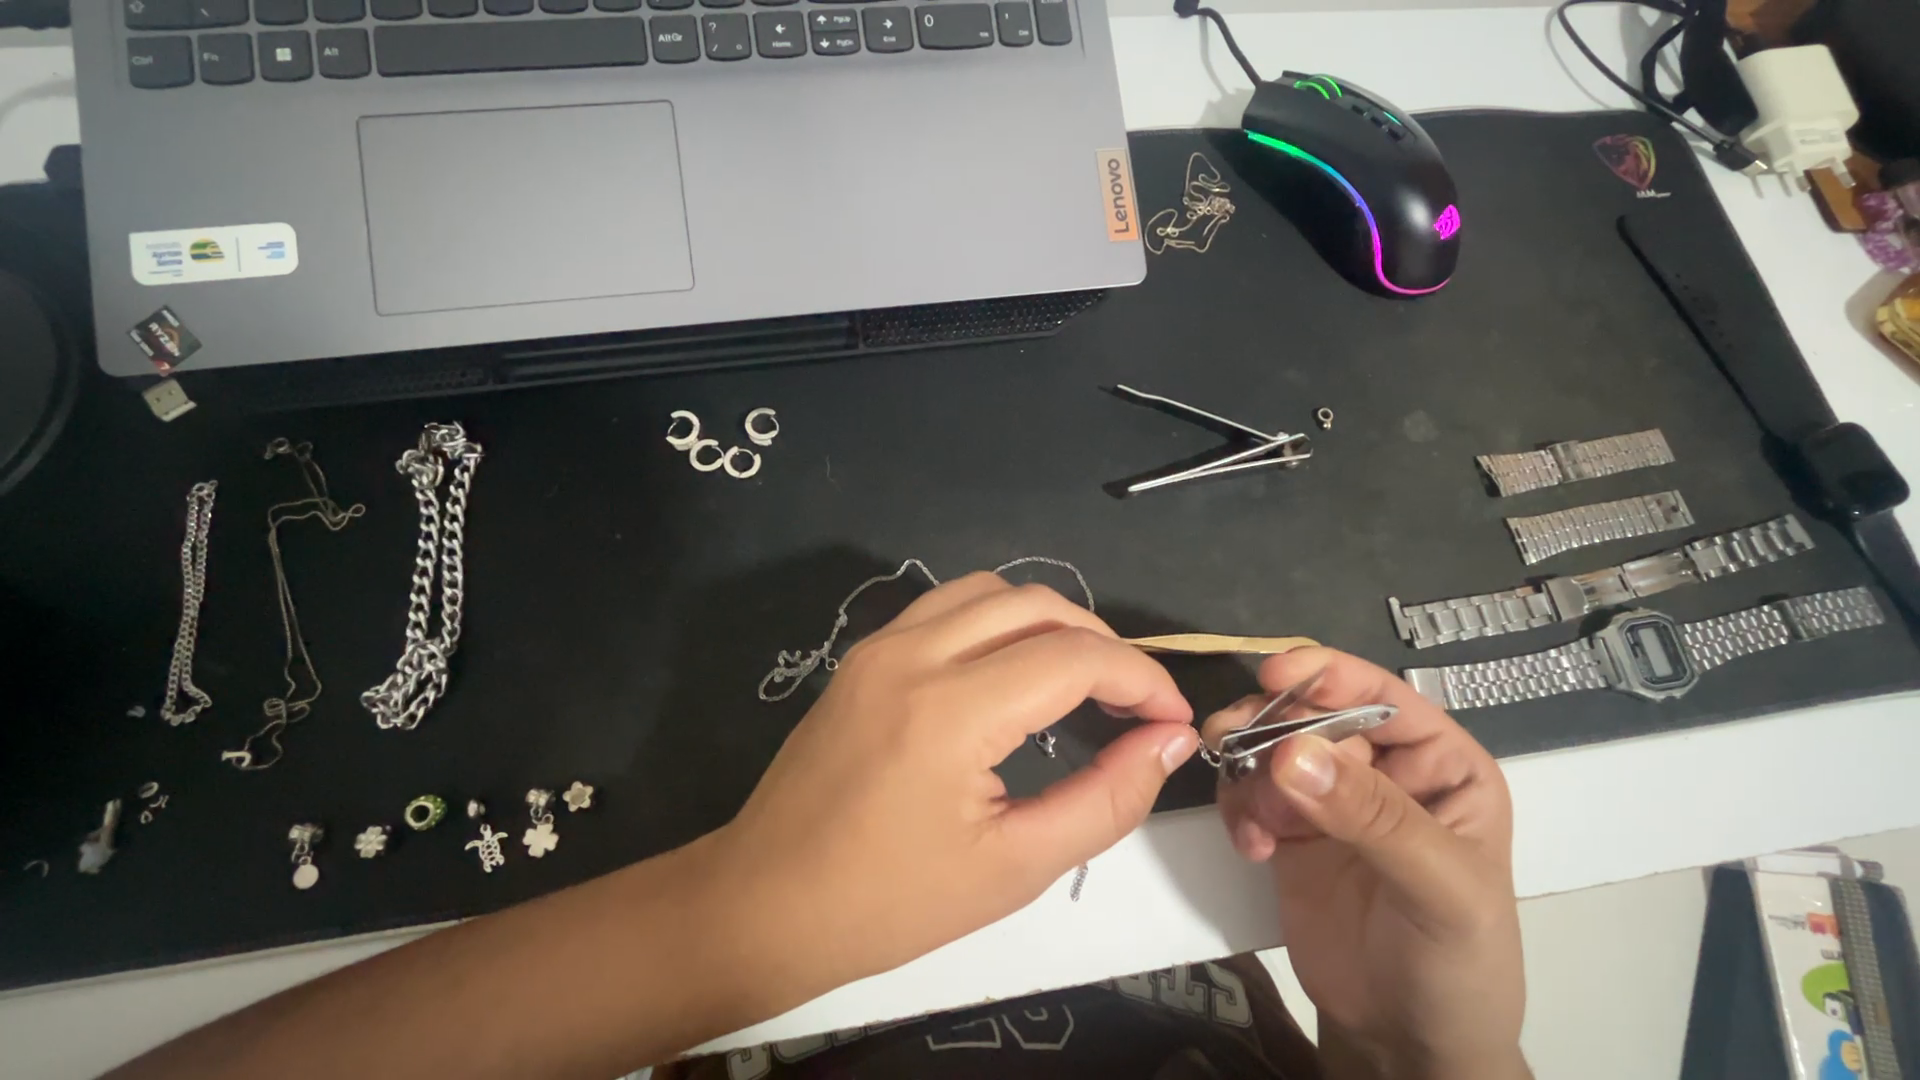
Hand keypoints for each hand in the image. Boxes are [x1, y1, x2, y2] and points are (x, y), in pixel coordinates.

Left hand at [714, 573, 1200, 1006]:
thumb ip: (1106, 800)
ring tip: (1082, 680)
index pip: (1075, 657)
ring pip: (990, 591)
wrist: (764, 903)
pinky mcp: (863, 655)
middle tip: (1135, 703)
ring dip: (1050, 622)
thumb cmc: (890, 903)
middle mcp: (913, 653)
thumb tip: (1170, 741)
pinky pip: (947, 606)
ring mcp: (880, 645)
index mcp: (951, 709)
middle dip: (1103, 643)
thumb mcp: (1015, 867)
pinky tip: (1012, 671)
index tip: (1173, 720)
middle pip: (1038, 604)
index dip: (1141, 679)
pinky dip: (998, 620)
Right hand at [1203, 649, 1527, 1079]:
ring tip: (1248, 816)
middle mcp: (1381, 768)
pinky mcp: (1287, 828)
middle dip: (1267, 722)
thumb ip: (1371, 815)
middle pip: (1309, 713)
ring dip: (1245, 769)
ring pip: (1269, 747)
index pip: (1380, 695)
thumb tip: (1289, 751)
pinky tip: (1252, 850)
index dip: (1328, 675)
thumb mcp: (1438, 887)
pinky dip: (1238, 810)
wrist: (1406, 1041)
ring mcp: (1328, 797)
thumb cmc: (1456, 962)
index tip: (1271, 676)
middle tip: (1226, 739)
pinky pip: (1247, 792)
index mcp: (1438, 763)